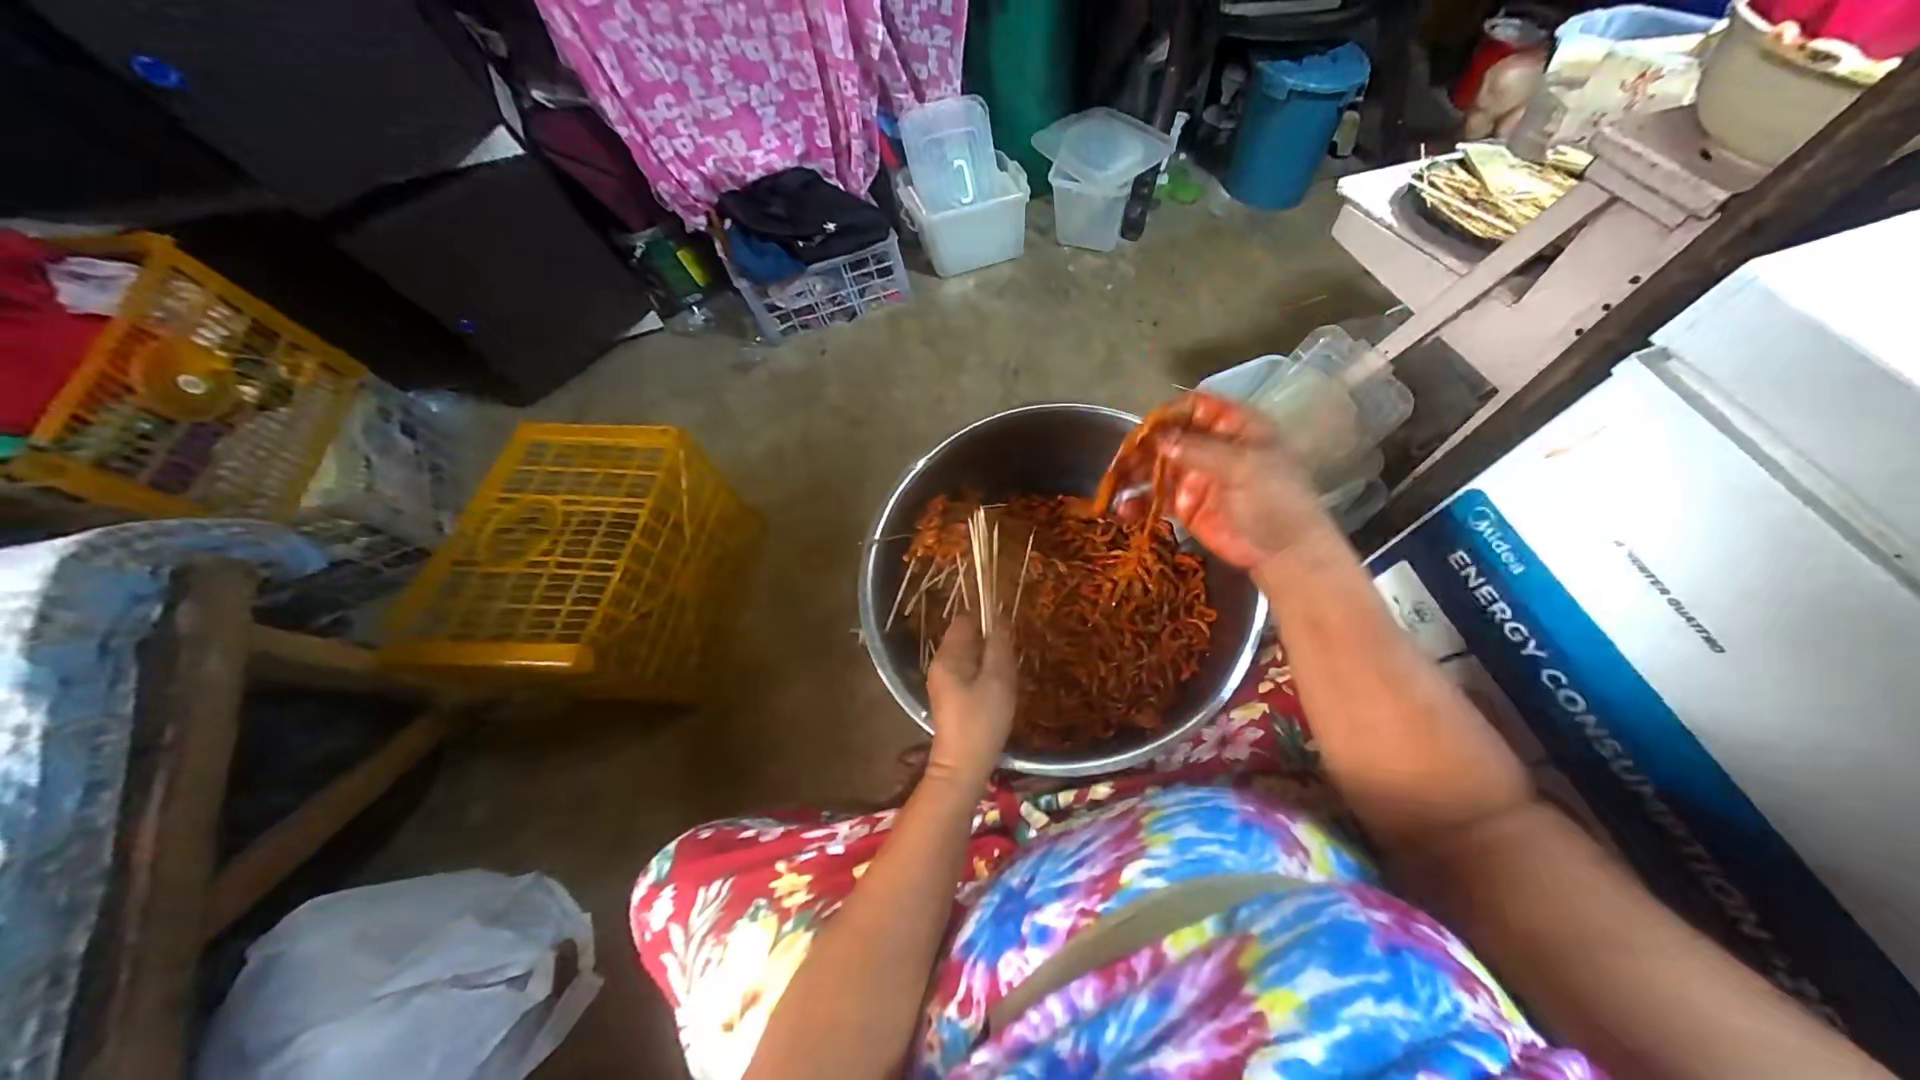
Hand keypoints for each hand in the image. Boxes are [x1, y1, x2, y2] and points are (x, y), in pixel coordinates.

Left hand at [924, 615, 1014, 788]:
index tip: (1008, 629)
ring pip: (968, 657)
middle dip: (989, 641)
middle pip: (966, 638)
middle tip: (1012, 656)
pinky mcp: (949, 697)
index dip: (986, 618)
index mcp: (948, 655)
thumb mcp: (998, 679)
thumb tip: (1000, 619)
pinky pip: (967, 673)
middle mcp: (939, 664)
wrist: (963, 764)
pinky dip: (983, 675)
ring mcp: (942, 681)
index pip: (964, 619)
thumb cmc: (982, 720)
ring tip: (1007, 675)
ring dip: (989, 660)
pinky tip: (998, 691)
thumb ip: (999, 646)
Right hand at [1124, 393, 1339, 570]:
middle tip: (1120, 462)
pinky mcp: (1185, 505)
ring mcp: (1197, 475)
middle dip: (1142, 447)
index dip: (1169, 414)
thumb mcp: (1243, 467)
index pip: (1195, 406)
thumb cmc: (1275, 502)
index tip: (1145, 431)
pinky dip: (1138, 503)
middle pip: (1169, 436)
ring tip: (1114, 486)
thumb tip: (1158, 439)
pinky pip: (1155, 498)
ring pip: (1156, 465)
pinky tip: (1123, 511)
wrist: (1285, 553)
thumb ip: (1200, 450)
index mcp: (1235, 426)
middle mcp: (1212, 446)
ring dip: (1134, 474)